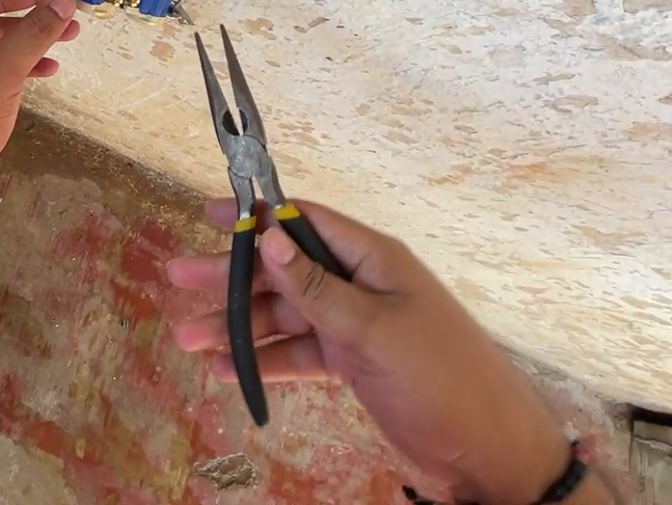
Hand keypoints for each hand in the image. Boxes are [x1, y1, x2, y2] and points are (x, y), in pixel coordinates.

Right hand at [168, 200, 573, 504]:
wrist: (492, 459)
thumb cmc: (441, 378)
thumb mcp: (373, 330)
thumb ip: (316, 286)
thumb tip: (269, 234)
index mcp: (371, 258)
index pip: (304, 222)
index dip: (256, 216)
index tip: (210, 212)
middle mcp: (357, 283)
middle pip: (282, 270)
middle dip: (232, 276)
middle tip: (179, 277)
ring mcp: (352, 324)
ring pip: (283, 315)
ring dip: (239, 326)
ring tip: (190, 339)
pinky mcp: (351, 362)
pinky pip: (297, 352)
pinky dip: (265, 360)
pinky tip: (229, 370)